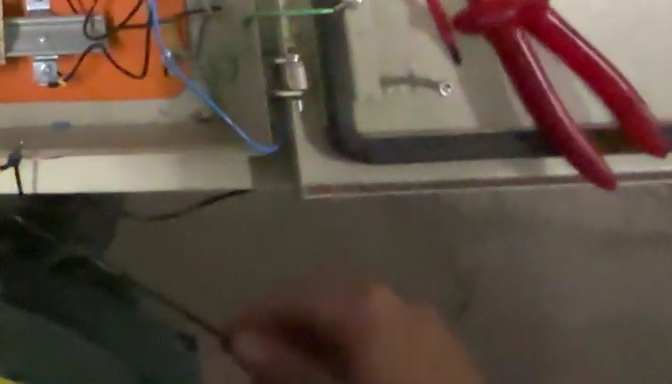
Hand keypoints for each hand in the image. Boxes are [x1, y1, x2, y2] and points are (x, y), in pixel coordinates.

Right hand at [226, 283, 480, 383]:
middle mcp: (391, 297)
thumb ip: (285, 369)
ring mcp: (424, 322)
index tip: (225, 341)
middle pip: (320, 304)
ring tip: (297, 372)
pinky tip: (344, 374)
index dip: (252, 319)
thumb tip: (239, 341)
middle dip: (287, 331)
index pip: (288, 299)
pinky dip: (354, 351)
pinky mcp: (447, 351)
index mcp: (361, 302)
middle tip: (258, 361)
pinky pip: (384, 337)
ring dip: (320, 343)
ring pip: (352, 320)